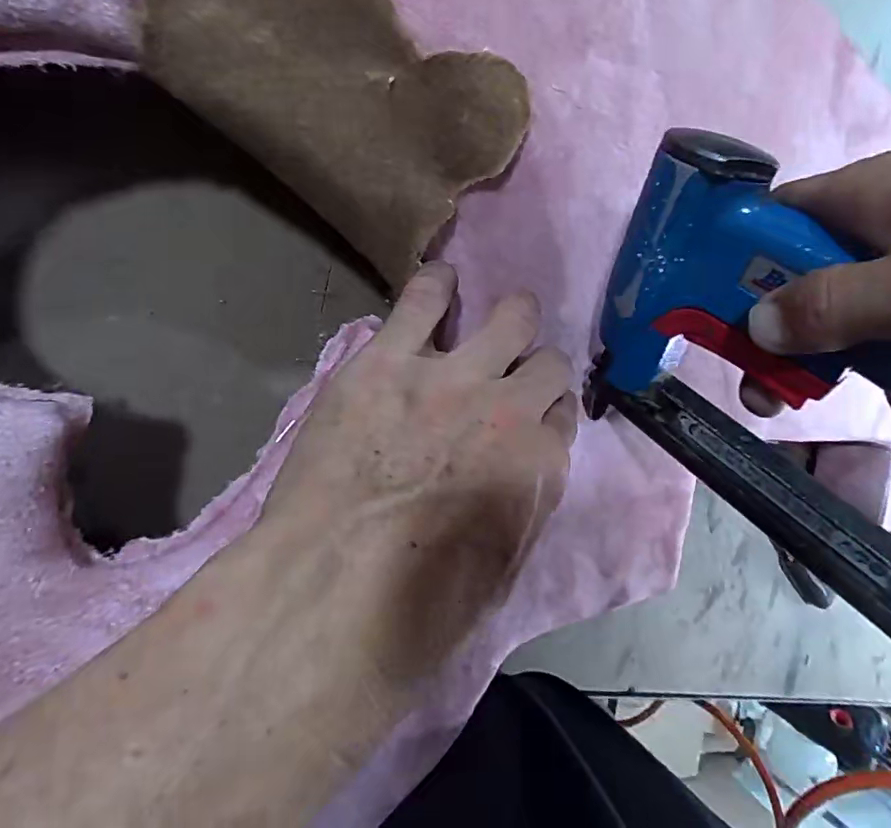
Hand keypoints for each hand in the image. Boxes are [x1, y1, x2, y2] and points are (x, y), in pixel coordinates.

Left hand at [264, 261, 576, 675]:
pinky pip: (423, 300)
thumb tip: (522, 465)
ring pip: (510, 316)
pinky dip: (436, 286)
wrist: (328, 590)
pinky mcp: (389, 360)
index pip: (562, 414)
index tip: (529, 418)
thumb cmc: (419, 608)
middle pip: (547, 361)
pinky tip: (438, 282)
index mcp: (540, 463)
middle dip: (535, 365)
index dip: (545, 413)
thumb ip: (524, 500)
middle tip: (510, 372)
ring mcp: (451, 377)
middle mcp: (509, 408)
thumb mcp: (501, 567)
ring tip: (489, 319)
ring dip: (508, 317)